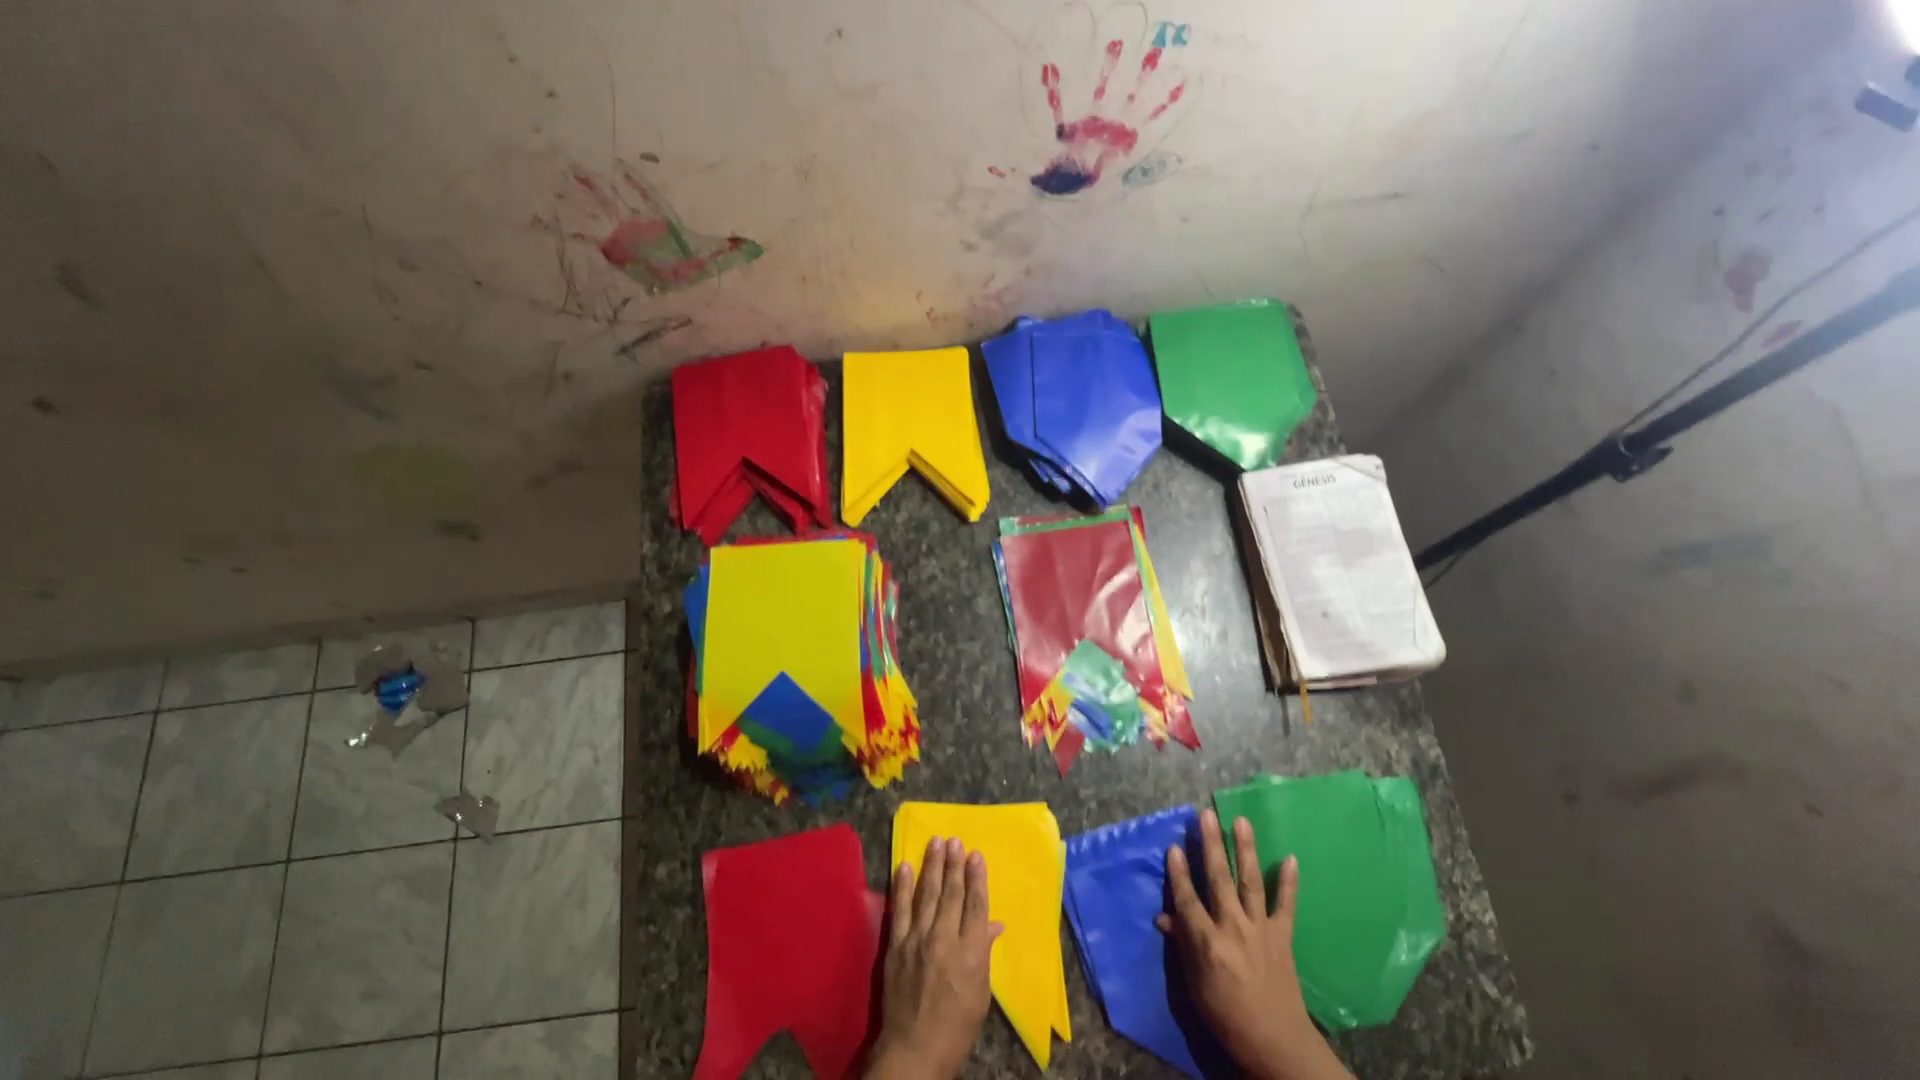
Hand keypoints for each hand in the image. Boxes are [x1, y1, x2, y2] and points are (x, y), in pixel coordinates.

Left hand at [866, 837, 1003, 1079]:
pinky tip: (903, 867)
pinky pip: (900, 910)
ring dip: (931, 867)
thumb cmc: (957, 1025)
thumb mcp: (982, 993)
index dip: (977, 878)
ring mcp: (917, 940)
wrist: (915, 1048)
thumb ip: (984, 953)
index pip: (975, 905)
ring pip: (926, 895)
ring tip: (935, 843)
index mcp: (970, 952)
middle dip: (954, 865)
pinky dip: (902, 887)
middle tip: (955, 840)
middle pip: (951, 894)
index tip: (976, 855)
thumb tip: (993, 925)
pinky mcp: (896, 946)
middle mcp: (944, 939)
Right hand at [1158, 810, 1352, 1079]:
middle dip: (1211, 845)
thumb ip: (1183, 946)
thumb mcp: (1194, 985)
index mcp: (1207, 942)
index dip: (1179, 873)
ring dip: (1246, 850)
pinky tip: (1291, 858)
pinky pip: (1286, 905)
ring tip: (1242, 821)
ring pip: (1250, 882)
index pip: (1187, 900)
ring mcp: (1260, 929)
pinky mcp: (1283, 936)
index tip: (1173, 847)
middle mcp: (1232, 928)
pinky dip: (1289, 882)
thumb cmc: (1225, 1015)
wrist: (1274, 1040)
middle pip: (1219, 879)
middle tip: (1205, 815)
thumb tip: (1165, 918)